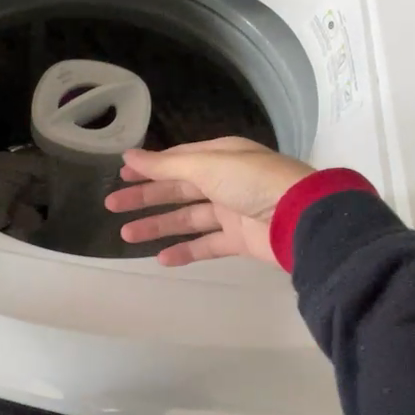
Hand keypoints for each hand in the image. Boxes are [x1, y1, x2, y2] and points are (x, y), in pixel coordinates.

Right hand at [104, 137, 315, 266]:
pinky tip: (161, 258)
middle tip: (112, 206)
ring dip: (157, 225)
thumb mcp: (206, 165)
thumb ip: (165, 164)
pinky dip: (184, 250)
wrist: (302, 218)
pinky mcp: (240, 240)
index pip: (176, 160)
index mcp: (219, 156)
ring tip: (126, 235)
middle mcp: (225, 180)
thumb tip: (128, 155)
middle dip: (145, 197)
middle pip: (177, 188)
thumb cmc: (252, 181)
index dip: (148, 167)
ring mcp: (233, 211)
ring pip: (187, 218)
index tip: (121, 175)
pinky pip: (206, 245)